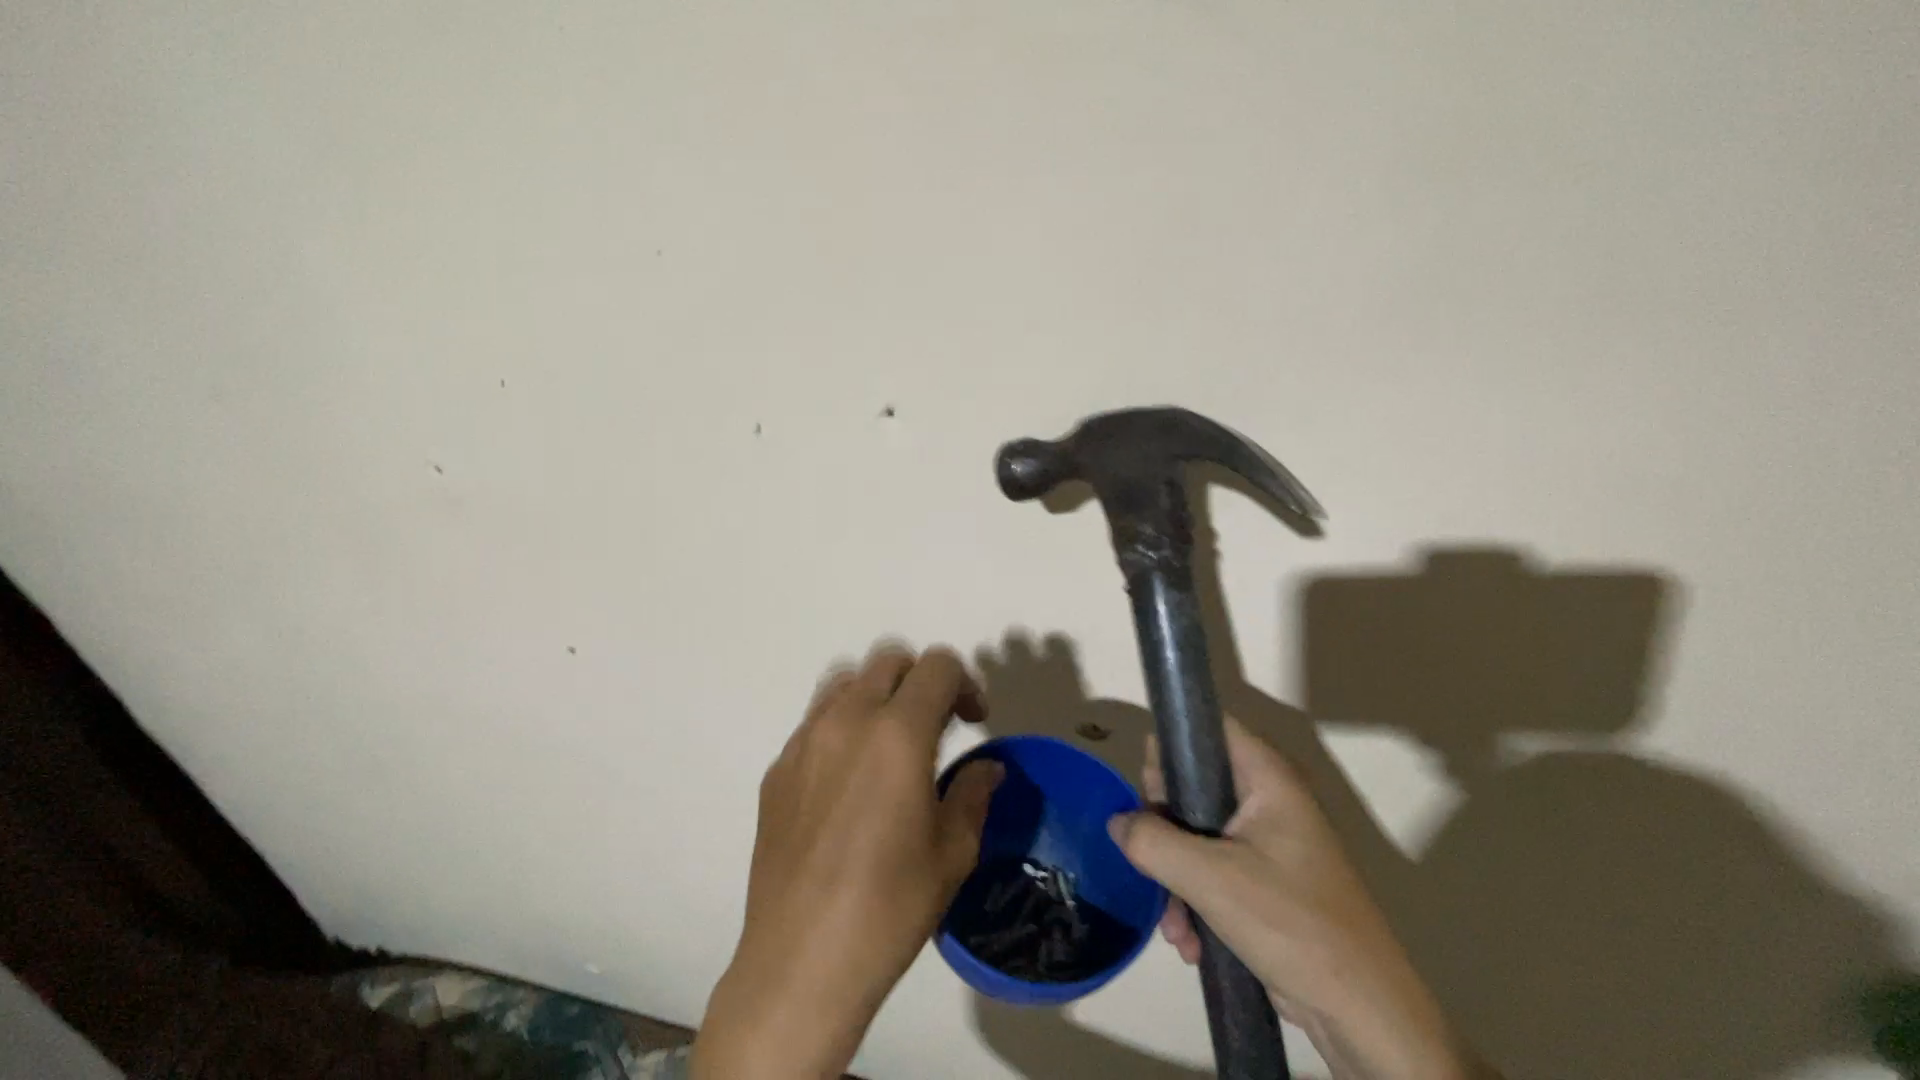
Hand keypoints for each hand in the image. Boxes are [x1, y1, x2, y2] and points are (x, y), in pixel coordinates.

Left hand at [692, 646, 1003, 1079]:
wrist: (803, 958)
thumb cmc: (890, 907)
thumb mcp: (953, 852)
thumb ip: (974, 794)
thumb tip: (987, 767)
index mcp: (898, 734)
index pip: (937, 666)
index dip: (966, 683)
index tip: (974, 722)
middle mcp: (846, 722)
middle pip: (887, 660)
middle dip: (921, 680)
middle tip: (938, 726)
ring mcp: (803, 743)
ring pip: (844, 682)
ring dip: (877, 695)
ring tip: (891, 743)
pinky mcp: (776, 770)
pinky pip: (814, 722)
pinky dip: (841, 726)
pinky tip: (850, 782)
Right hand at [1108, 720, 1491, 1079]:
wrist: (1358, 1007)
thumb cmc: (1290, 923)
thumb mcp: (1210, 878)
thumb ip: (1152, 841)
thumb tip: (1118, 821)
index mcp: (1267, 778)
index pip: (1208, 730)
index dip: (1170, 749)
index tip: (1147, 793)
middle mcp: (1268, 801)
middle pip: (1192, 785)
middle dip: (1162, 828)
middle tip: (1151, 858)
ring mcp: (1267, 843)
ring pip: (1195, 835)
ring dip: (1174, 878)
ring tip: (1173, 927)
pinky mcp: (1264, 883)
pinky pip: (1211, 872)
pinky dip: (1194, 901)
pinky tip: (1189, 943)